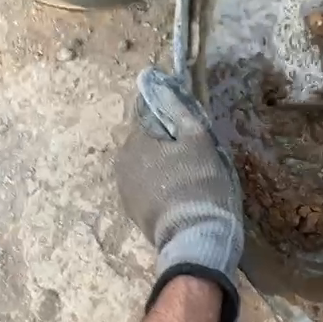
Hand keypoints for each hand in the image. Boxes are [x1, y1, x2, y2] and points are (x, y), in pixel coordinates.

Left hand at [115, 69, 242, 321]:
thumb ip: (179, 110)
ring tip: (189, 175)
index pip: (148, 113)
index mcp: (135, 140)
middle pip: (146, 140)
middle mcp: (122, 161)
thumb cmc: (200, 183)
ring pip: (145, 164)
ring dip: (163, 164)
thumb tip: (161, 84)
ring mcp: (124, 189)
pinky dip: (160, 185)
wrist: (194, 237)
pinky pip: (146, 186)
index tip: (187, 120)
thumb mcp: (199, 141)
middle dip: (166, 141)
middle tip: (194, 152)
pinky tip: (180, 193)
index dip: (169, 112)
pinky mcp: (132, 210)